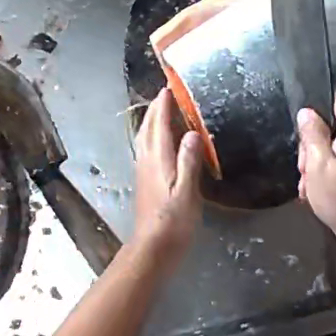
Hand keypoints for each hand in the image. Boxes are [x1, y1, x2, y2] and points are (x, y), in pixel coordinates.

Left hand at [133, 89, 203, 264]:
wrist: (153, 247)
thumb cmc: (174, 222)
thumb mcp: (188, 192)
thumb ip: (189, 161)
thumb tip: (192, 132)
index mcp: (157, 159)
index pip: (159, 125)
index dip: (163, 106)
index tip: (168, 88)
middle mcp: (146, 160)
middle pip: (147, 128)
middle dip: (155, 110)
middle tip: (165, 95)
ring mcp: (143, 171)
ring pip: (144, 138)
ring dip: (151, 122)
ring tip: (161, 112)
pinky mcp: (144, 181)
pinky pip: (146, 148)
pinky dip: (152, 136)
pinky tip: (160, 142)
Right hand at [296, 85, 335, 245]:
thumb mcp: (317, 165)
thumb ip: (312, 134)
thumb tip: (307, 111)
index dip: (323, 97)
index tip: (307, 114)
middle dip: (315, 135)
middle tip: (305, 161)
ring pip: (335, 137)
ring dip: (318, 153)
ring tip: (310, 176)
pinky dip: (328, 162)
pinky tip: (319, 181)